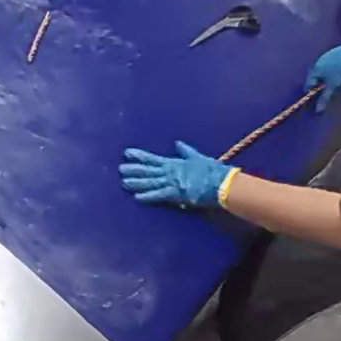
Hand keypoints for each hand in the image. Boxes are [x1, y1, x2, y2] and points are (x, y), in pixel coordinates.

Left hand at [119, 141, 233, 208]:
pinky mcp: (175, 193)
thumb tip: (177, 143)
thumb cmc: (211, 171)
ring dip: (136, 182)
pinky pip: (159, 195)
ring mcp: (172, 182)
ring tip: (123, 182)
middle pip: (148, 170)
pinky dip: (148, 196)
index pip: (152, 159)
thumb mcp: (197, 157)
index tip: (127, 153)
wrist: (221, 182)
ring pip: (150, 182)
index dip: (139, 156)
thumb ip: (185, 151)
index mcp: (174, 163)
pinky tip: (136, 197)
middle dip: (134, 169)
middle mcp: (170, 171)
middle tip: (120, 169)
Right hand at [305, 33, 340, 110]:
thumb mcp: (334, 87)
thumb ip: (325, 98)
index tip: (317, 101)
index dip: (312, 94)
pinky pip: (332, 65)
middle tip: (326, 94)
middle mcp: (320, 60)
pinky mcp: (339, 51)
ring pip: (324, 71)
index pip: (309, 84)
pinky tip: (340, 75)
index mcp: (316, 69)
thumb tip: (318, 110)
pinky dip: (333, 72)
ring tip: (334, 85)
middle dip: (320, 86)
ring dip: (327, 79)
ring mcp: (330, 54)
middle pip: (316, 77)